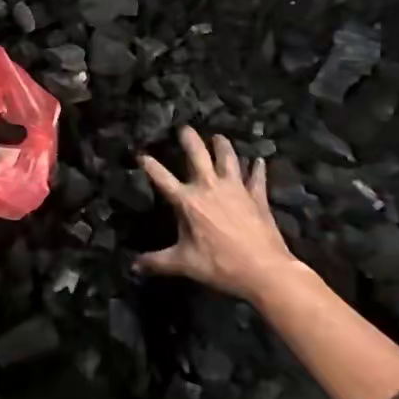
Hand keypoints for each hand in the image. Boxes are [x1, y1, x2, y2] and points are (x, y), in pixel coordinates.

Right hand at [135, 127, 300, 301]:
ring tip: (219, 136)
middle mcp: (209, 187)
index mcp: (188, 201)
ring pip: (228, 158)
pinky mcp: (257, 197)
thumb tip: (133, 267)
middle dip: (189, 139)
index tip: (140, 154)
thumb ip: (157, 262)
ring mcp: (235, 189)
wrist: (266, 271)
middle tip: (184, 128)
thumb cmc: (220, 265)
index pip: (161, 177)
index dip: (148, 164)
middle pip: (197, 154)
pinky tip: (259, 160)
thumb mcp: (184, 264)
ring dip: (223, 146)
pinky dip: (258, 168)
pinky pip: (257, 178)